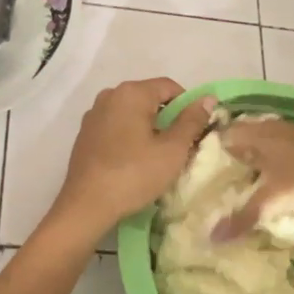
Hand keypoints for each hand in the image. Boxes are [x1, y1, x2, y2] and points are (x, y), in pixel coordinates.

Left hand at [45, 78, 215, 235]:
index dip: (188, 107)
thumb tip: (208, 99)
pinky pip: (116, 128)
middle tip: (179, 148)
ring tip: (157, 158)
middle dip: (168, 119)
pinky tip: (133, 162)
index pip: (170, 87)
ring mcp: (93, 115)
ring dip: (148, 130)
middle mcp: (109, 95)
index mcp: (131, 92)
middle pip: (149, 99)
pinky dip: (129, 138)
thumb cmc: (135, 174)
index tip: (195, 133)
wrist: (87, 205)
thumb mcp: (172, 150)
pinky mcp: (85, 135)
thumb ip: (192, 121)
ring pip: (132, 114)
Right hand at [213, 119, 293, 239]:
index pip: (221, 136)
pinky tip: (274, 188)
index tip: (195, 175)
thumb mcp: (274, 201)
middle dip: (228, 162)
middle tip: (214, 188)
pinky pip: (281, 155)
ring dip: (251, 166)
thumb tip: (207, 239)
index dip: (206, 153)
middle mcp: (273, 128)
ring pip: (263, 148)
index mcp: (258, 133)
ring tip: (239, 191)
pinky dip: (272, 169)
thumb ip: (240, 218)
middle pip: (241, 141)